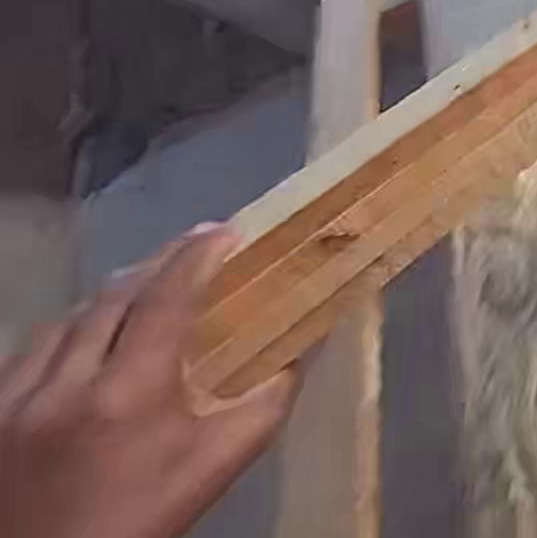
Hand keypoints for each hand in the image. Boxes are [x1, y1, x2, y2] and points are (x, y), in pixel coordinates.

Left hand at [0, 224, 296, 537]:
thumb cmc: (151, 506)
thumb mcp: (233, 448)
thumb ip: (275, 388)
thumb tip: (306, 339)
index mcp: (128, 389)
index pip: (164, 299)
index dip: (197, 257)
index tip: (229, 231)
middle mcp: (60, 387)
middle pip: (108, 300)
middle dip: (159, 262)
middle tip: (202, 240)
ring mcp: (8, 406)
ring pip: (62, 322)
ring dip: (114, 290)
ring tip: (154, 276)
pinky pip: (28, 352)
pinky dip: (73, 324)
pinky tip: (96, 326)